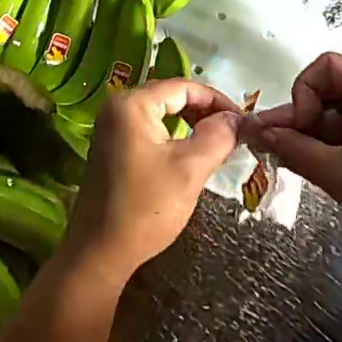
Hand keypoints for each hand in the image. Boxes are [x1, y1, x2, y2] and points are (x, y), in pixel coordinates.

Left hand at [60, 79, 242, 283]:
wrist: (99, 254)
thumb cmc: (145, 208)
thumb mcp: (190, 169)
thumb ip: (217, 136)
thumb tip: (235, 118)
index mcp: (132, 105)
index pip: (183, 87)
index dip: (216, 100)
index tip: (242, 119)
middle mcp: (117, 108)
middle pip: (171, 96)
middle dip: (204, 111)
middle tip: (232, 131)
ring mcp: (111, 128)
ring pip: (161, 114)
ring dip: (191, 123)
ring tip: (218, 142)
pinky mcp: (112, 148)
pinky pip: (150, 130)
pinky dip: (174, 136)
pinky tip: (191, 153)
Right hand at [246, 53, 341, 298]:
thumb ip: (296, 150)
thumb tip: (257, 130)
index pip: (329, 66)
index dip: (303, 91)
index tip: (297, 129)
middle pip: (333, 93)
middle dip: (301, 118)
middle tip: (274, 150)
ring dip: (313, 140)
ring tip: (289, 166)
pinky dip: (332, 154)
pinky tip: (316, 176)